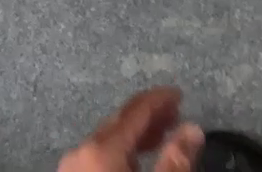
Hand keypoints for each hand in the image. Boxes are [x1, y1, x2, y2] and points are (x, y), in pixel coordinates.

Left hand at [57, 86, 204, 171]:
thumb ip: (177, 160)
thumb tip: (192, 129)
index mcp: (102, 148)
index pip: (136, 109)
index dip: (161, 99)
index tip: (181, 97)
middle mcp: (81, 152)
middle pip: (120, 121)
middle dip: (150, 117)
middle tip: (175, 118)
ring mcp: (70, 171)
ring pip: (107, 140)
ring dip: (136, 136)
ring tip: (160, 141)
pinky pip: (97, 159)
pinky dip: (120, 154)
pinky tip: (134, 166)